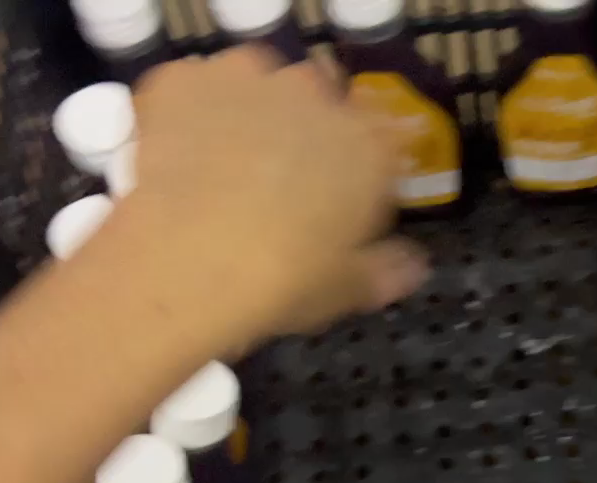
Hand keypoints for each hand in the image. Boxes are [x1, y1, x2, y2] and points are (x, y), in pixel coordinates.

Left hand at [87, 47, 427, 354]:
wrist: (188, 262)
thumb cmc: (288, 280)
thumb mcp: (352, 289)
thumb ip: (389, 270)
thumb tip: (412, 265)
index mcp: (369, 149)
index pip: (391, 136)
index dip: (376, 164)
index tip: (363, 192)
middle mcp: (315, 99)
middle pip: (325, 102)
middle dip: (317, 132)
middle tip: (298, 182)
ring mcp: (248, 80)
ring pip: (264, 82)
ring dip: (262, 112)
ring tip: (243, 161)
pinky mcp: (185, 80)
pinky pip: (202, 86)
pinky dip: (202, 111)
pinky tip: (194, 152)